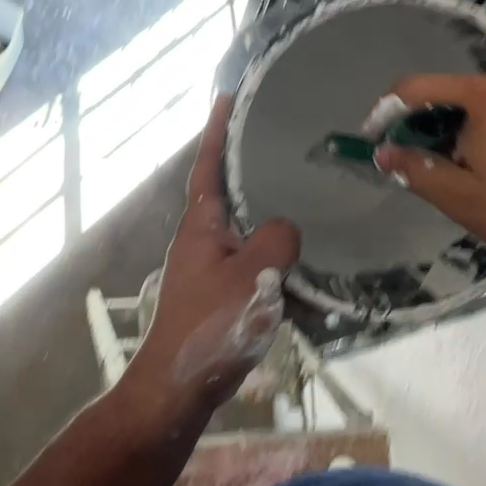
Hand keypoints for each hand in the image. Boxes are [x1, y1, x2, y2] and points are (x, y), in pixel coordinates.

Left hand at [123, 98, 300, 418]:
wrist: (177, 390)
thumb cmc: (211, 325)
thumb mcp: (254, 274)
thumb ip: (277, 239)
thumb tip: (285, 229)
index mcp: (201, 226)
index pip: (208, 165)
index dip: (217, 129)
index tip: (226, 96)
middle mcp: (200, 241)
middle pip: (229, 196)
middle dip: (254, 175)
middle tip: (284, 152)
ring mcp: (206, 271)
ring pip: (245, 237)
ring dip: (272, 230)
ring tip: (308, 216)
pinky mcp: (216, 299)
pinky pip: (252, 271)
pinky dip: (276, 273)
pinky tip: (307, 286)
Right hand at [371, 69, 485, 262]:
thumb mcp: (465, 199)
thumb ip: (417, 170)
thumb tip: (384, 151)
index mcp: (482, 95)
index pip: (414, 87)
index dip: (385, 114)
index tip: (374, 144)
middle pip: (446, 96)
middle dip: (425, 131)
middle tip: (426, 173)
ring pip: (476, 109)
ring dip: (458, 138)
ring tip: (468, 181)